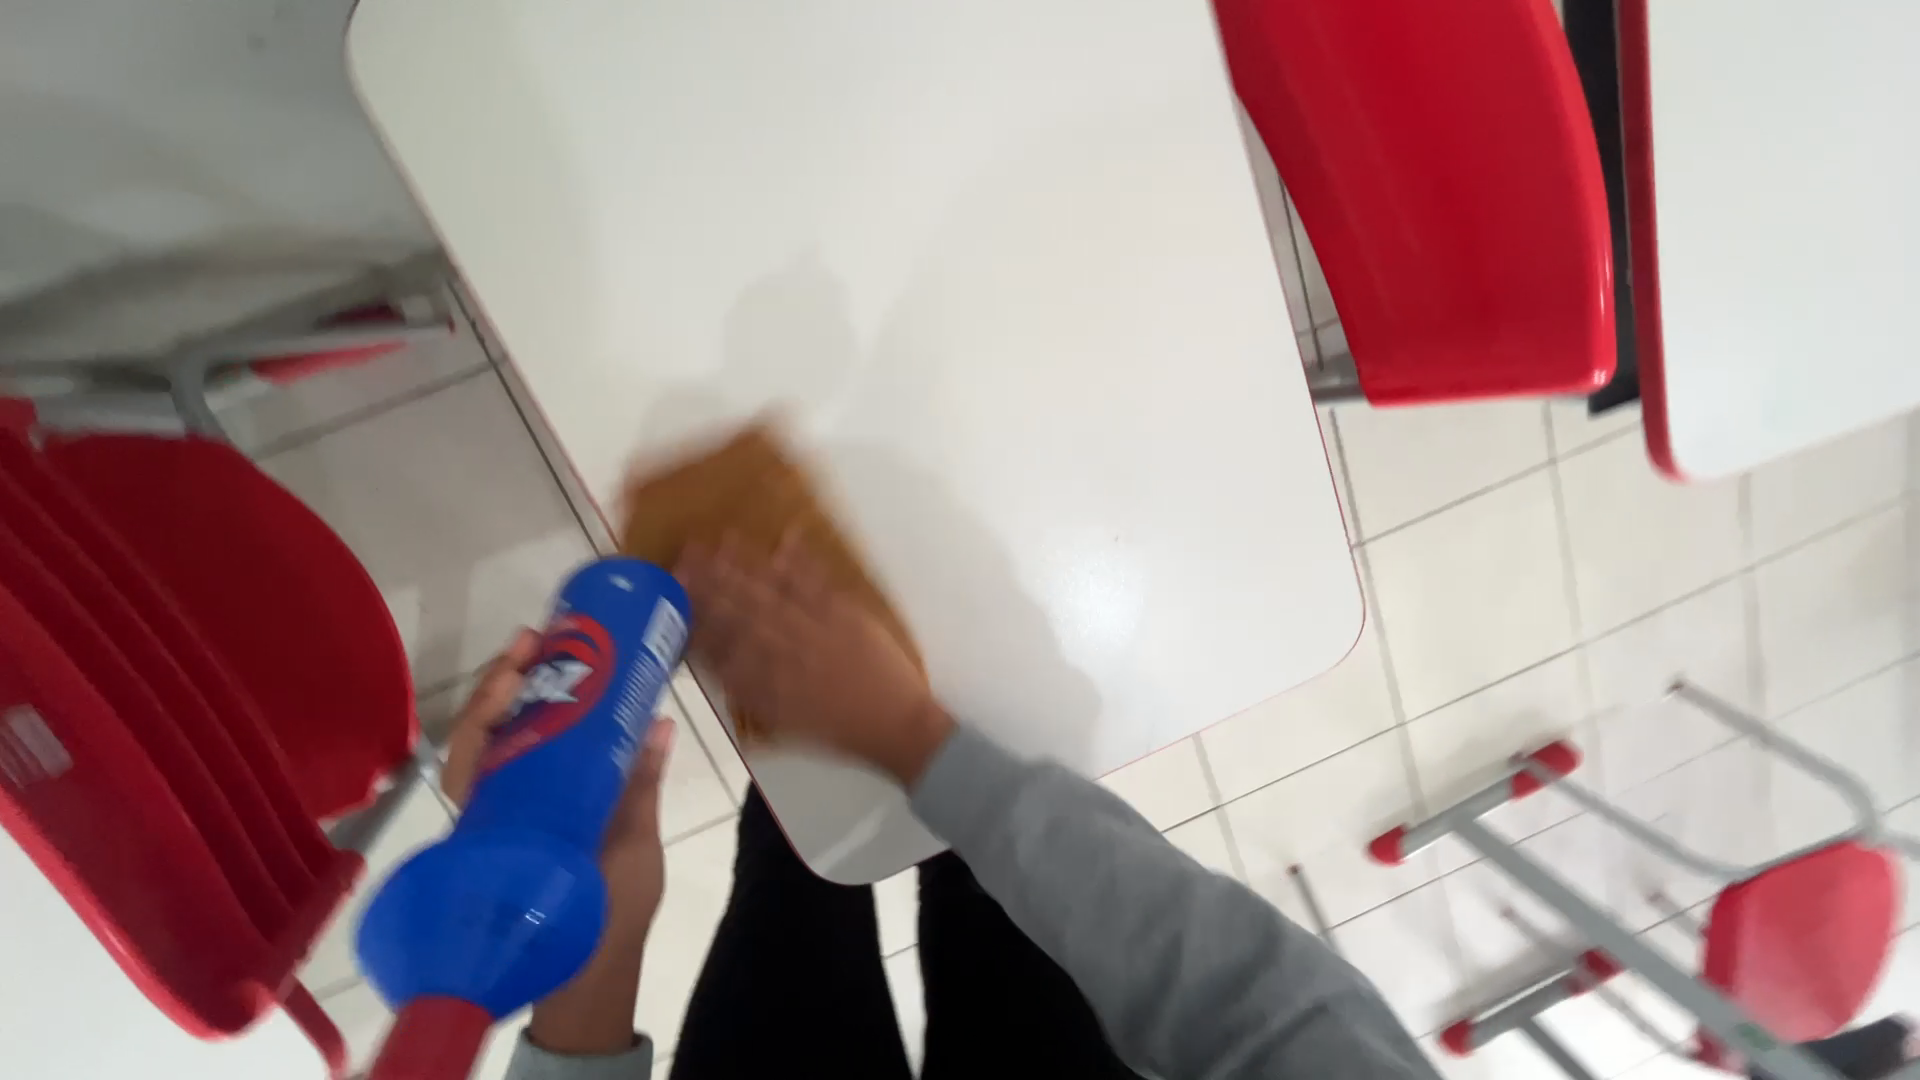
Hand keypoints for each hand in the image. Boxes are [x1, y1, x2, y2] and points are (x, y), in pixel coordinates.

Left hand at [441, 629, 678, 1054]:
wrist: (593, 965)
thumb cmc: (603, 912)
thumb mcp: (628, 849)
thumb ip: (639, 788)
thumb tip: (659, 723)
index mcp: (506, 820)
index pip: (475, 754)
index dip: (490, 705)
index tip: (519, 665)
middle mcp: (499, 807)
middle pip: (481, 736)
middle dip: (503, 683)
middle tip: (537, 639)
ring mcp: (519, 805)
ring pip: (502, 743)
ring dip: (523, 694)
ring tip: (551, 650)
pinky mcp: (545, 806)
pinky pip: (536, 756)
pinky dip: (549, 719)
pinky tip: (578, 694)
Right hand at [675, 531, 953, 784]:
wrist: (896, 726)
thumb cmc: (841, 731)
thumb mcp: (788, 725)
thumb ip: (754, 697)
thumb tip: (725, 672)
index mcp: (766, 685)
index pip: (721, 647)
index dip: (695, 619)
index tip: (676, 595)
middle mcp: (784, 654)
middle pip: (739, 612)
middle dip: (710, 582)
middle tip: (686, 555)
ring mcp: (816, 630)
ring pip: (772, 593)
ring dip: (746, 564)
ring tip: (722, 540)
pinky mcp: (847, 616)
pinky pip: (818, 585)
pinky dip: (801, 562)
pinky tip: (783, 540)